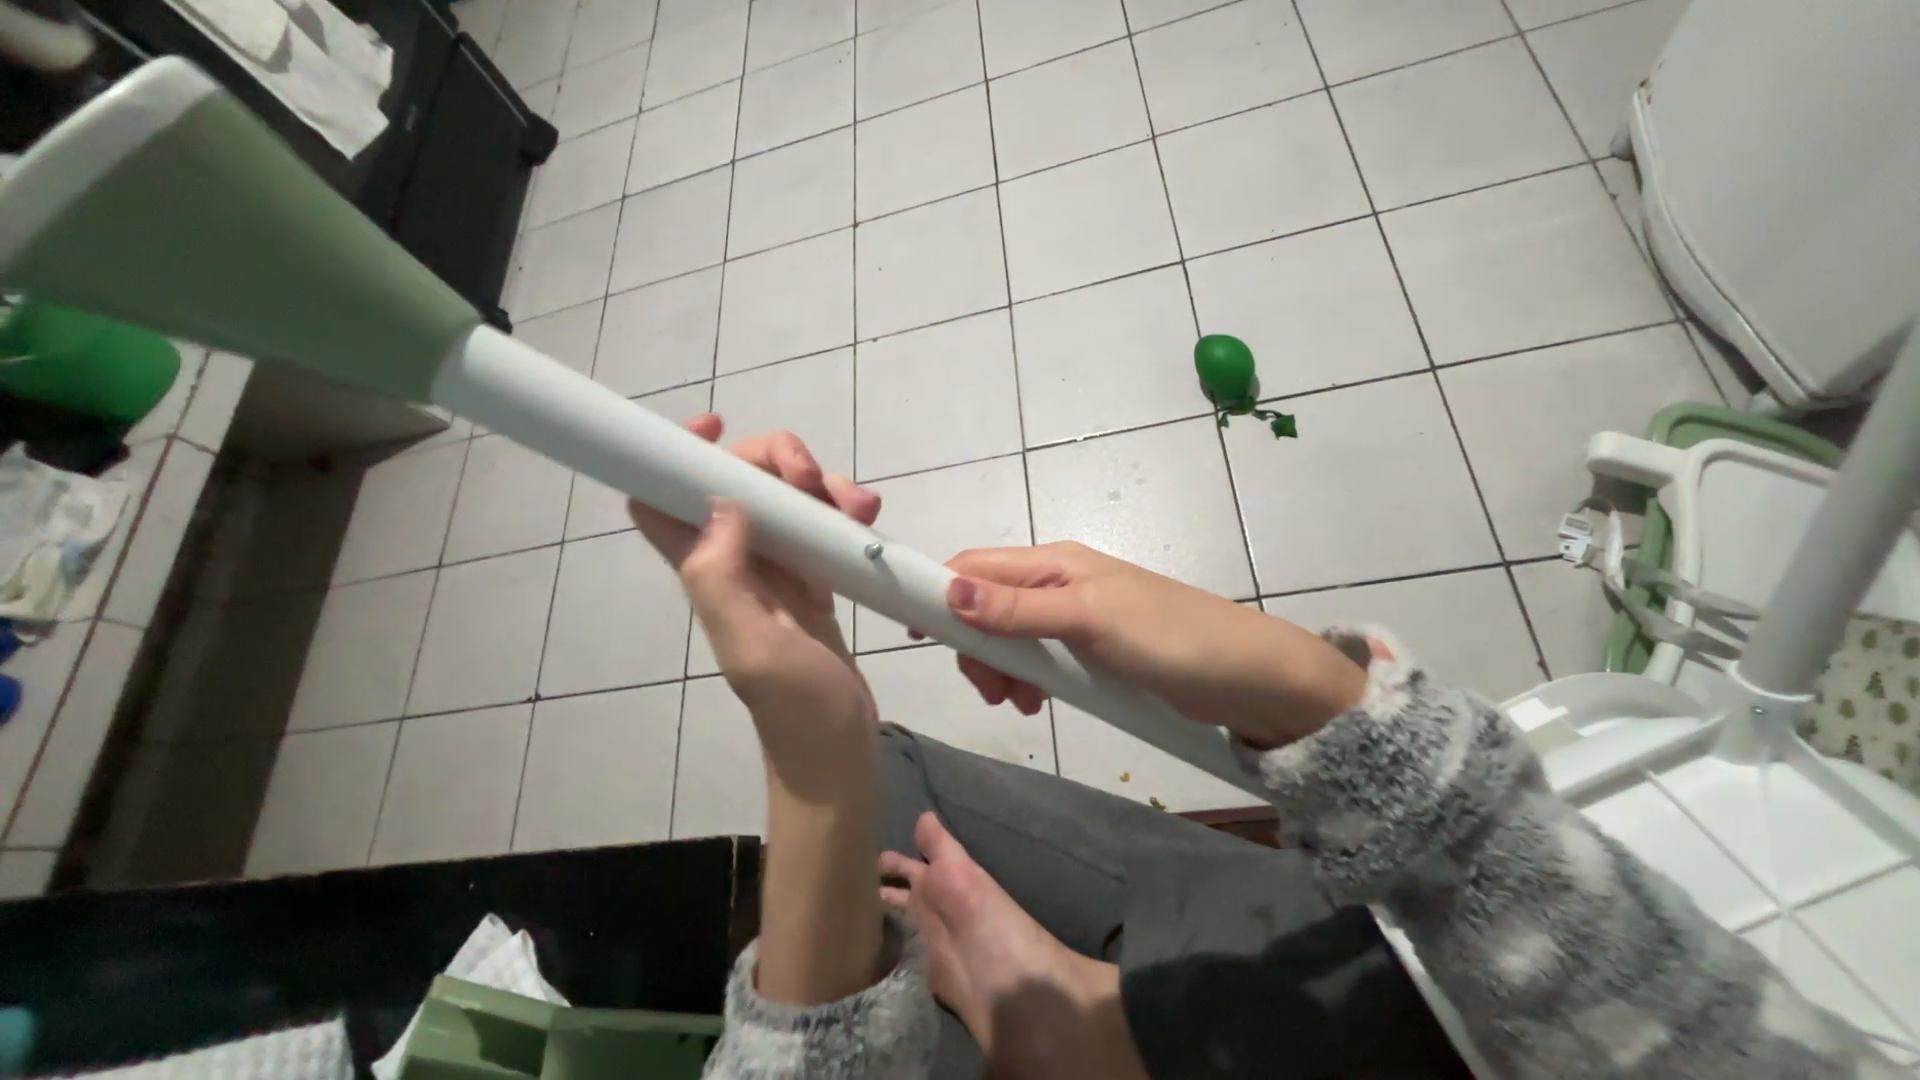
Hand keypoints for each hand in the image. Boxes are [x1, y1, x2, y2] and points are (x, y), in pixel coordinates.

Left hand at [633, 416, 890, 1006]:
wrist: (838, 754)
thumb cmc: (797, 709)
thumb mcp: (753, 648)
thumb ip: (721, 578)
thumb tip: (720, 501)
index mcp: (707, 573)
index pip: (660, 499)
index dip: (673, 456)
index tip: (719, 428)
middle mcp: (734, 563)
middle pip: (737, 481)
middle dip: (777, 461)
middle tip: (817, 482)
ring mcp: (776, 570)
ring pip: (785, 498)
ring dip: (821, 485)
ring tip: (863, 509)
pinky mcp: (814, 580)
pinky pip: (820, 525)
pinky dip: (842, 513)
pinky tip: (869, 522)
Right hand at [941, 542, 1366, 748]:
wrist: (1250, 677)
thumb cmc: (1171, 640)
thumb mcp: (1090, 622)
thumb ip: (1019, 612)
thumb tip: (949, 591)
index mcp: (1054, 564)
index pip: (975, 566)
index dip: (939, 594)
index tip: (916, 637)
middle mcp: (1058, 582)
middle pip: (985, 605)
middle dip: (975, 646)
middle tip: (993, 690)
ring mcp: (1075, 617)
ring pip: (1008, 636)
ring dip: (1000, 668)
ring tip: (1022, 703)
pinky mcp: (1091, 649)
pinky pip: (1038, 658)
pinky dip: (1027, 679)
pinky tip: (1039, 703)